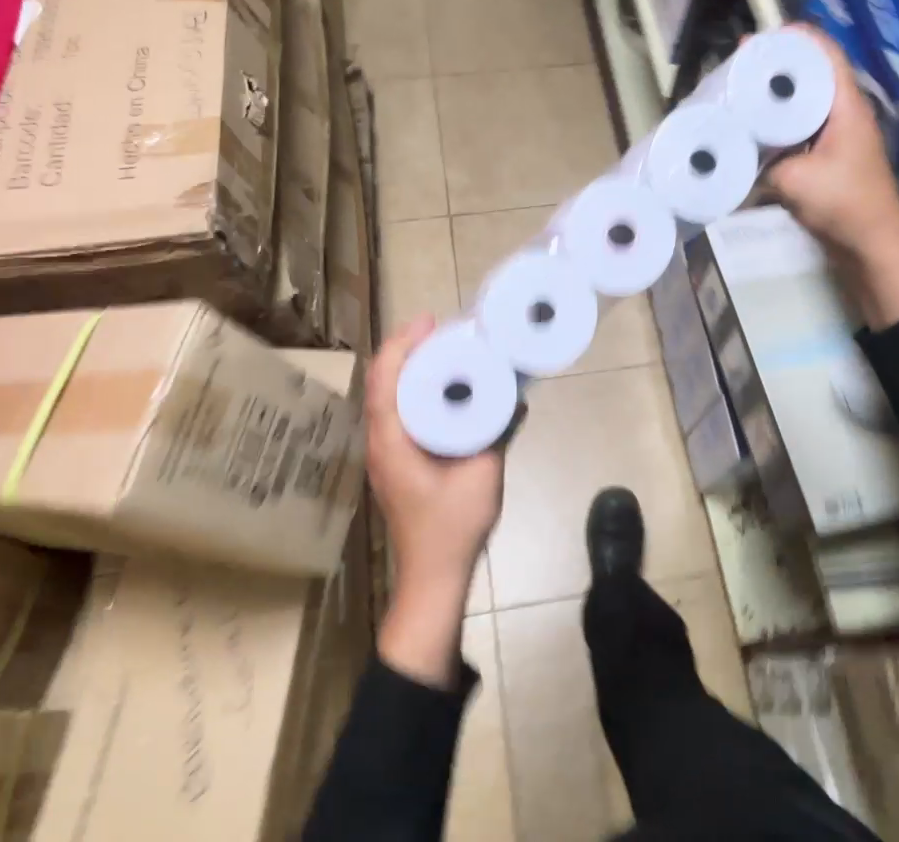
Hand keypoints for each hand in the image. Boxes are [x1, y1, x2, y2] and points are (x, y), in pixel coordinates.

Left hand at [365, 316, 508, 686]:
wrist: (433, 576)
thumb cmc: (453, 526)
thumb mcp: (483, 474)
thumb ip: (498, 433)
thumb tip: (518, 400)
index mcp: (391, 440)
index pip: (385, 379)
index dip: (402, 344)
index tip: (429, 321)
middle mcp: (380, 442)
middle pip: (383, 382)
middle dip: (409, 350)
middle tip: (445, 331)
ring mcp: (384, 454)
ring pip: (389, 399)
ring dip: (411, 371)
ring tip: (447, 353)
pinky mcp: (396, 464)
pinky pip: (399, 416)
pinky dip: (416, 394)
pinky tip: (445, 393)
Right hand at [763, 24, 898, 327]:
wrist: (871, 247)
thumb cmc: (844, 204)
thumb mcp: (795, 179)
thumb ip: (764, 160)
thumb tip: (738, 153)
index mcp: (845, 106)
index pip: (825, 54)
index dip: (795, 39)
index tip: (758, 40)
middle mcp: (842, 114)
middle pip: (811, 74)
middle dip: (776, 66)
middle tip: (737, 67)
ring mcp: (835, 137)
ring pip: (802, 103)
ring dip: (774, 97)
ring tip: (737, 93)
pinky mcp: (826, 159)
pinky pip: (798, 130)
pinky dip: (776, 125)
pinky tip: (750, 130)